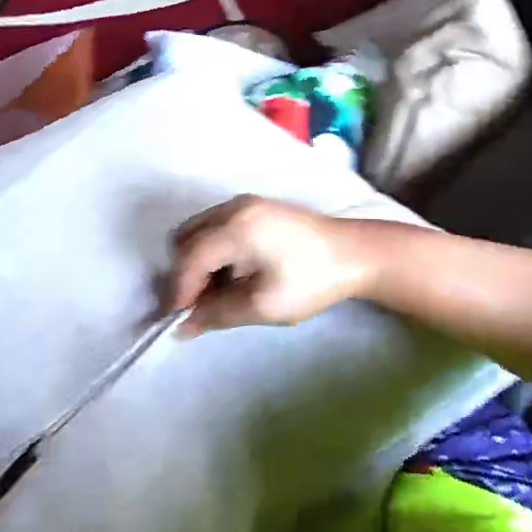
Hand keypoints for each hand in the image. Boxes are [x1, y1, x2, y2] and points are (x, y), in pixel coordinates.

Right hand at [166, 196, 375, 334]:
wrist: (355, 253)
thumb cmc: (310, 280)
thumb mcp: (263, 305)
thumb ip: (217, 314)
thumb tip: (182, 327)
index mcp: (234, 227)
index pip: (188, 258)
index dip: (178, 291)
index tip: (177, 320)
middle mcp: (233, 207)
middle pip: (186, 239)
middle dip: (184, 275)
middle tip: (197, 308)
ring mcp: (245, 203)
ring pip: (200, 231)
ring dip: (198, 263)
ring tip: (216, 295)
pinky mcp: (257, 208)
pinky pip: (217, 227)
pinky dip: (213, 251)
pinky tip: (232, 275)